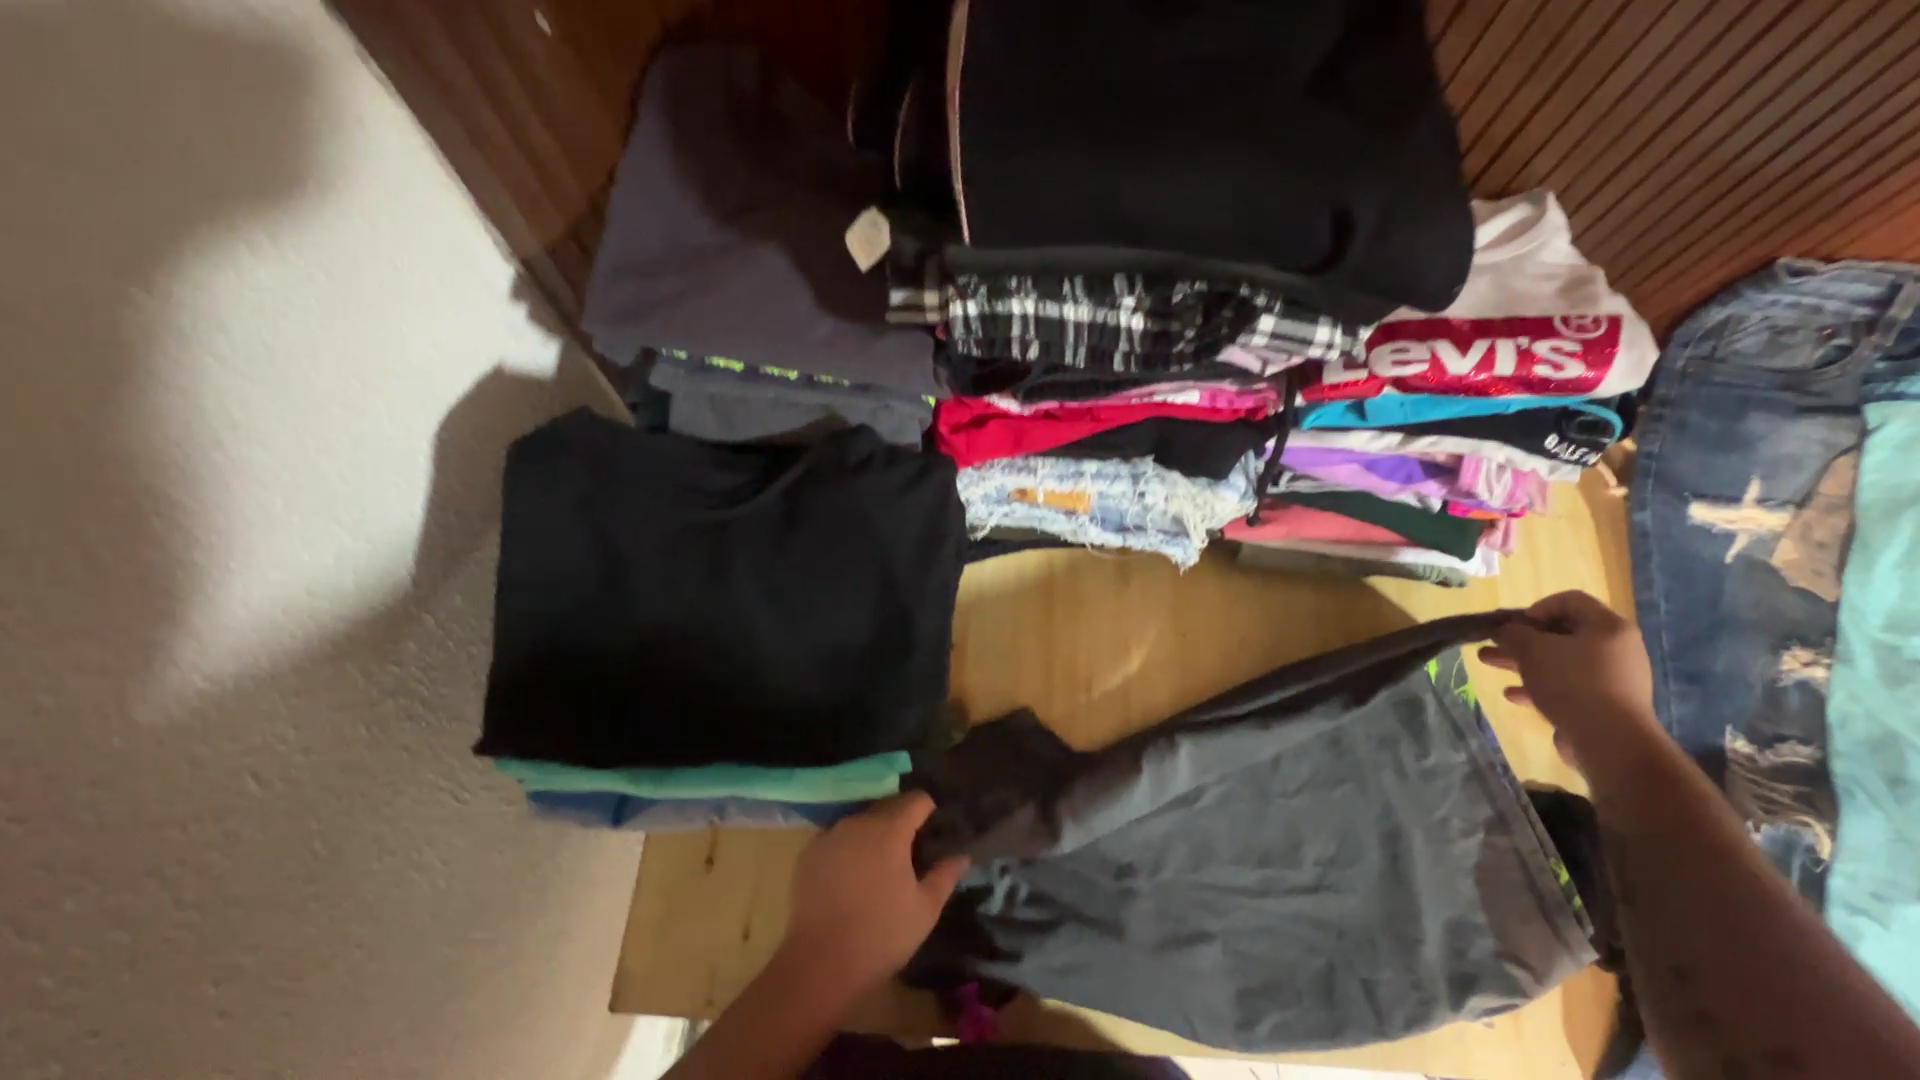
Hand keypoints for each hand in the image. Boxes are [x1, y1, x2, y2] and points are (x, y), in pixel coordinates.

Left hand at [778, 792, 970, 999]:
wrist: (821, 964)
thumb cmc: (882, 935)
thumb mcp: (925, 909)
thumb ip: (945, 875)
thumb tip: (962, 856)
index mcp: (889, 830)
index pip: (916, 800)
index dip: (929, 811)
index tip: (934, 832)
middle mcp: (857, 823)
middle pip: (886, 808)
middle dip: (901, 823)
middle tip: (910, 855)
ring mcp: (828, 837)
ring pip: (859, 823)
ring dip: (873, 836)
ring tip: (879, 869)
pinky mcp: (807, 854)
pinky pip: (836, 840)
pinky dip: (848, 849)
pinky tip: (850, 879)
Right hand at [1479, 590, 1660, 773]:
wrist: (1610, 740)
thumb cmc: (1572, 682)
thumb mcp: (1532, 649)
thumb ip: (1513, 633)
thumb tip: (1505, 630)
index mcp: (1608, 626)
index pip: (1570, 600)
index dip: (1536, 607)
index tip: (1514, 625)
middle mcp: (1617, 648)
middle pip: (1562, 634)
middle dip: (1521, 639)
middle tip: (1492, 645)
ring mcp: (1613, 678)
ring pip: (1561, 661)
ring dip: (1524, 662)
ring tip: (1490, 665)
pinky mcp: (1605, 704)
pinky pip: (1568, 687)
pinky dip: (1541, 687)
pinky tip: (1514, 695)